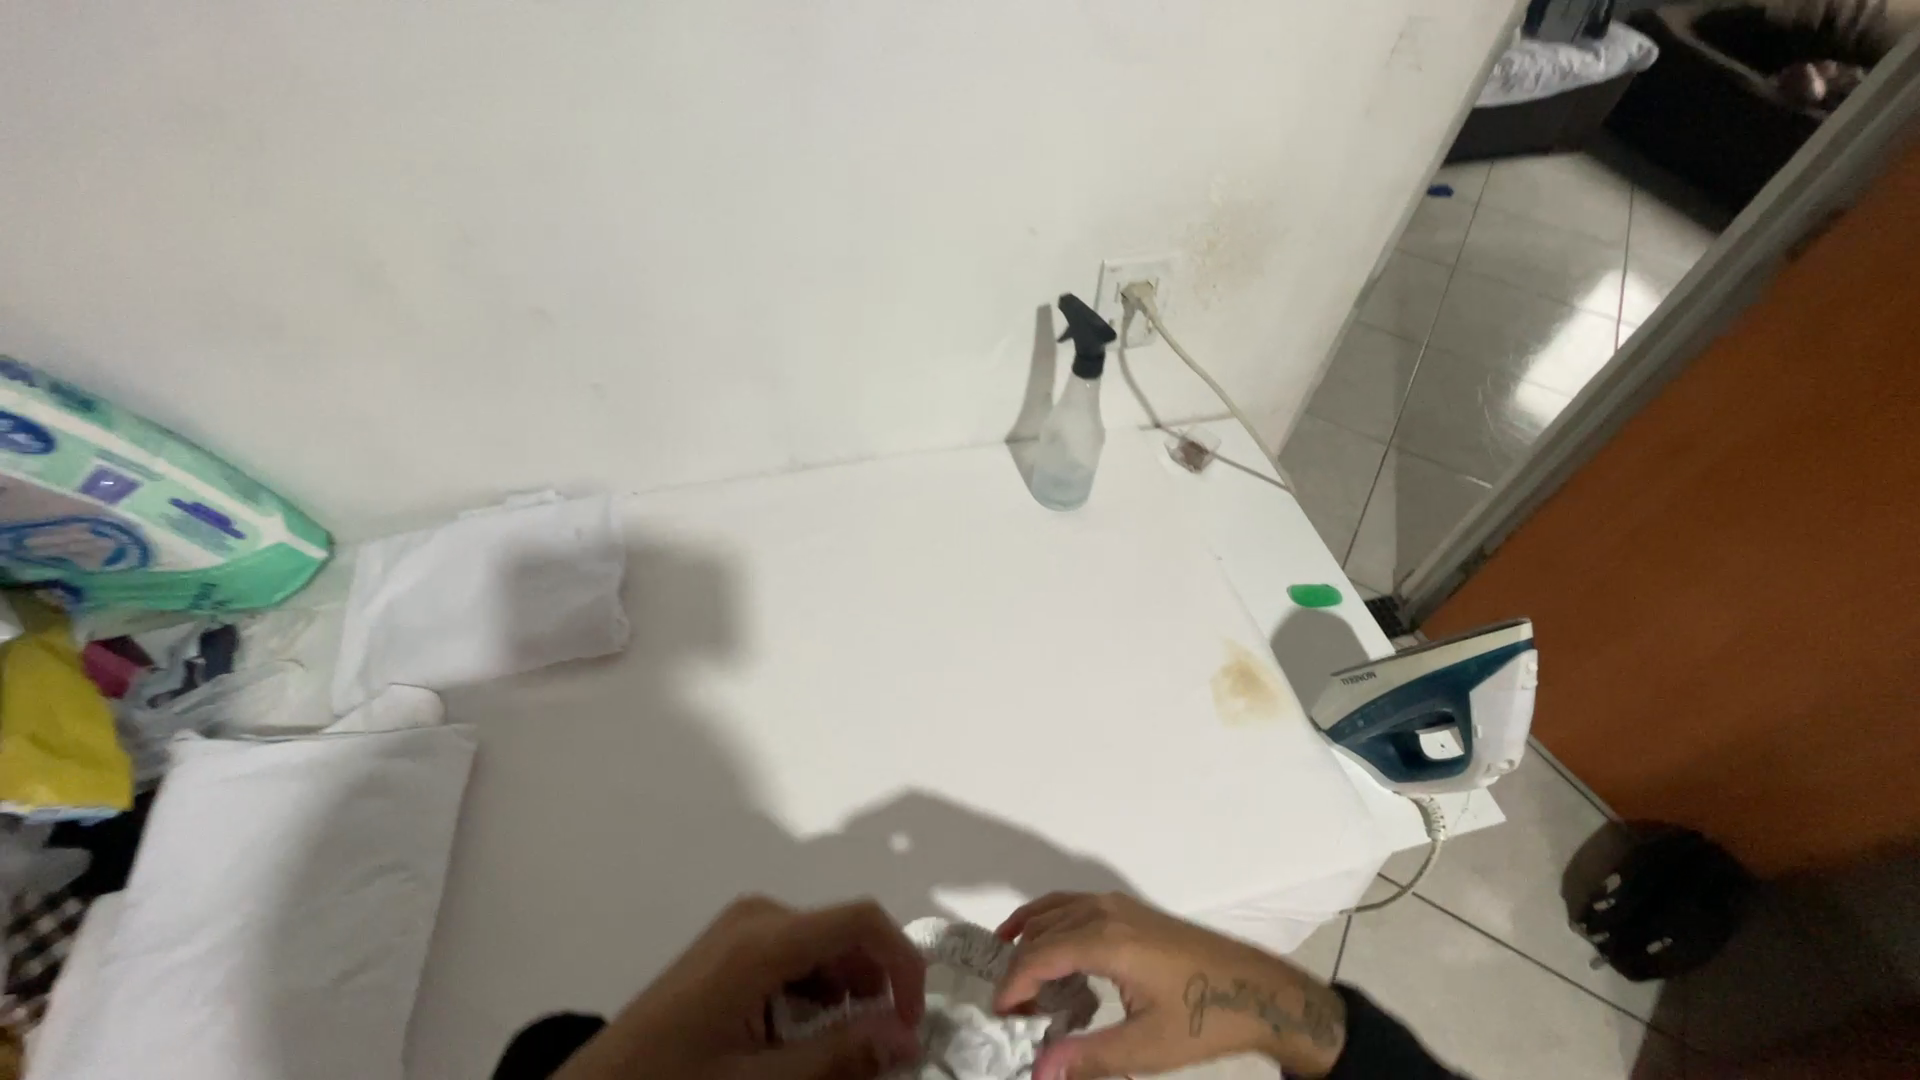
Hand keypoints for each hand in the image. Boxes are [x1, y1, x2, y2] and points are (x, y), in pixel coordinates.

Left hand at [556, 896, 925, 1079]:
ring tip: (836, 1052)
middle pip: (844, 933)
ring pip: (823, 945)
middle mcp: (758, 915)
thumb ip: (840, 1057)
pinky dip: (814, 992)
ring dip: (845, 993)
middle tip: (878, 1050)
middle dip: (874, 986)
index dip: (903, 961)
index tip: (913, 1021)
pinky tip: (800, 1039)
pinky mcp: (731, 942)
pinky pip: (795, 953)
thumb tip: (907, 1037)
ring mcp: (741, 926)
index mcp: (763, 939)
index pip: (860, 920)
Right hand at [994, 892, 1346, 1079]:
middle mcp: (1104, 912)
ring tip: (1013, 976)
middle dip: (1018, 966)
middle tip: (1010, 1009)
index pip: (1040, 955)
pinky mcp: (1126, 907)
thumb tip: (1037, 1072)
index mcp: (1107, 941)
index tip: (1000, 1016)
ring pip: (1053, 911)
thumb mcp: (1147, 1047)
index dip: (1013, 984)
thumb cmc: (1202, 1019)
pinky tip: (1042, 942)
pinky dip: (1047, 920)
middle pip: (1042, 931)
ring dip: (1029, 939)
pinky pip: (1071, 904)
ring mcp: (1116, 904)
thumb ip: (1088, 1056)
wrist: (1254, 988)